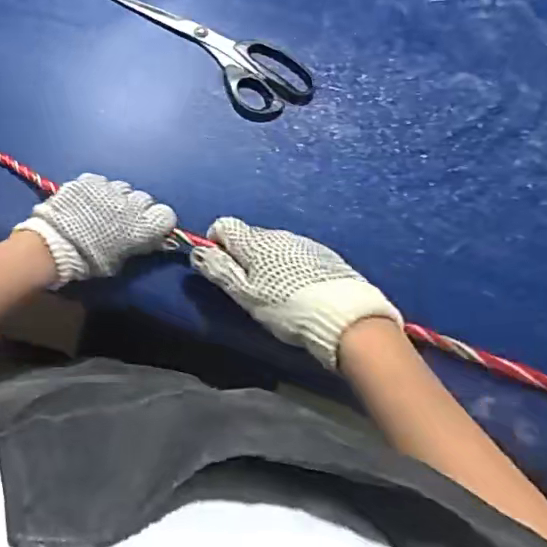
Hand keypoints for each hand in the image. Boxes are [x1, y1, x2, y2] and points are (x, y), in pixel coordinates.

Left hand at [13, 174, 176, 285]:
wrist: (54, 244)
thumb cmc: (88, 260)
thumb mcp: (120, 260)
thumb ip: (138, 246)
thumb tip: (150, 240)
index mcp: (142, 226)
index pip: (165, 215)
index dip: (157, 220)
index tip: (148, 226)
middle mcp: (129, 203)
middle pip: (143, 199)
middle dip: (135, 208)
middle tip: (121, 218)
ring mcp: (108, 189)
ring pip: (121, 188)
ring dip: (115, 197)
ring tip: (100, 208)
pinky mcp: (88, 180)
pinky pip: (100, 181)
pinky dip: (96, 189)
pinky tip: (86, 199)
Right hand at [189, 218, 402, 368]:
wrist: (350, 321)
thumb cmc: (287, 307)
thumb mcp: (243, 294)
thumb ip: (218, 269)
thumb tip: (197, 251)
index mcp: (254, 241)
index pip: (223, 226)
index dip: (216, 244)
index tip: (221, 268)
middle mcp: (279, 235)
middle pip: (249, 237)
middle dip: (244, 256)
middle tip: (250, 286)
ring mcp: (306, 244)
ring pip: (274, 246)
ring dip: (269, 262)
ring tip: (279, 291)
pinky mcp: (329, 257)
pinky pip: (298, 255)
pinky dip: (292, 267)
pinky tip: (302, 291)